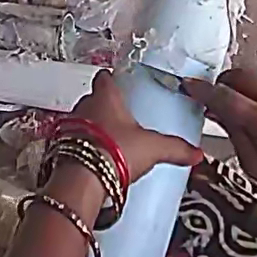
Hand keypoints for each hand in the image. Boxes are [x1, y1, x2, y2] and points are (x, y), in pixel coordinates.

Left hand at [61, 69, 203, 184]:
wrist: (83, 179)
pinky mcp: (62, 146)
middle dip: (105, 106)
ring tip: (111, 140)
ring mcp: (70, 126)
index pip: (104, 77)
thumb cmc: (113, 152)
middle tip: (121, 116)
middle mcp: (83, 107)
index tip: (118, 81)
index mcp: (105, 97)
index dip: (111, 78)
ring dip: (93, 127)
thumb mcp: (153, 148)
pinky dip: (85, 145)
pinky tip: (99, 157)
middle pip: (93, 99)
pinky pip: (75, 140)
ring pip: (82, 119)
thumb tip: (195, 152)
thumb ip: (175, 148)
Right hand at [181, 70, 256, 211]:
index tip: (189, 85)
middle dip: (225, 83)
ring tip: (250, 110)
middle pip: (242, 75)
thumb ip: (234, 132)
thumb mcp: (254, 165)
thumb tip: (217, 111)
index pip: (225, 97)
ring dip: (249, 90)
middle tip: (218, 96)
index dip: (203, 90)